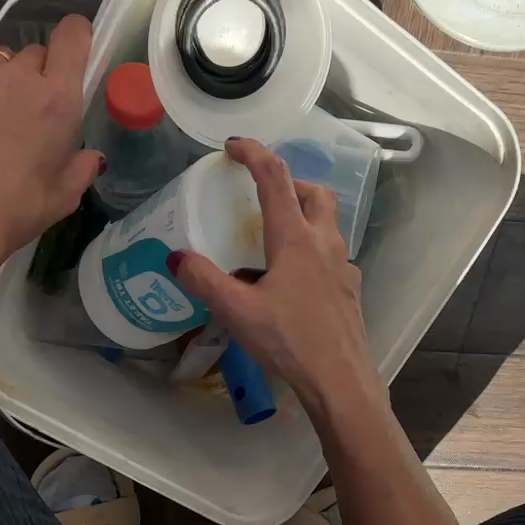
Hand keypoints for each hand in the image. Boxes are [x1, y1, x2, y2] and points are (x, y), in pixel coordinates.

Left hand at [0, 16, 102, 261]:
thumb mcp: (66, 197)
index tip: (76, 56)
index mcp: (58, 99)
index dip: (77, 38)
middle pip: (36, 54)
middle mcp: (20, 76)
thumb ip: (83, 168)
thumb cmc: (20, 209)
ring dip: (3, 76)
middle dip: (40, 77)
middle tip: (35, 115)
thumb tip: (92, 157)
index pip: (73, 37)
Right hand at [166, 138, 376, 407]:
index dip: (252, 153)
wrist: (340, 379)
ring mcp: (343, 266)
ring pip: (328, 223)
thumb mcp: (238, 312)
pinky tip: (296, 281)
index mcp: (295, 238)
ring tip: (276, 239)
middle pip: (314, 192)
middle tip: (263, 195)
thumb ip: (205, 281)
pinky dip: (313, 251)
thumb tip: (175, 257)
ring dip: (304, 215)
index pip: (274, 177)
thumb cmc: (290, 341)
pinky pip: (332, 255)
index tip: (233, 146)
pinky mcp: (350, 290)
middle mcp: (324, 242)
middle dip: (289, 182)